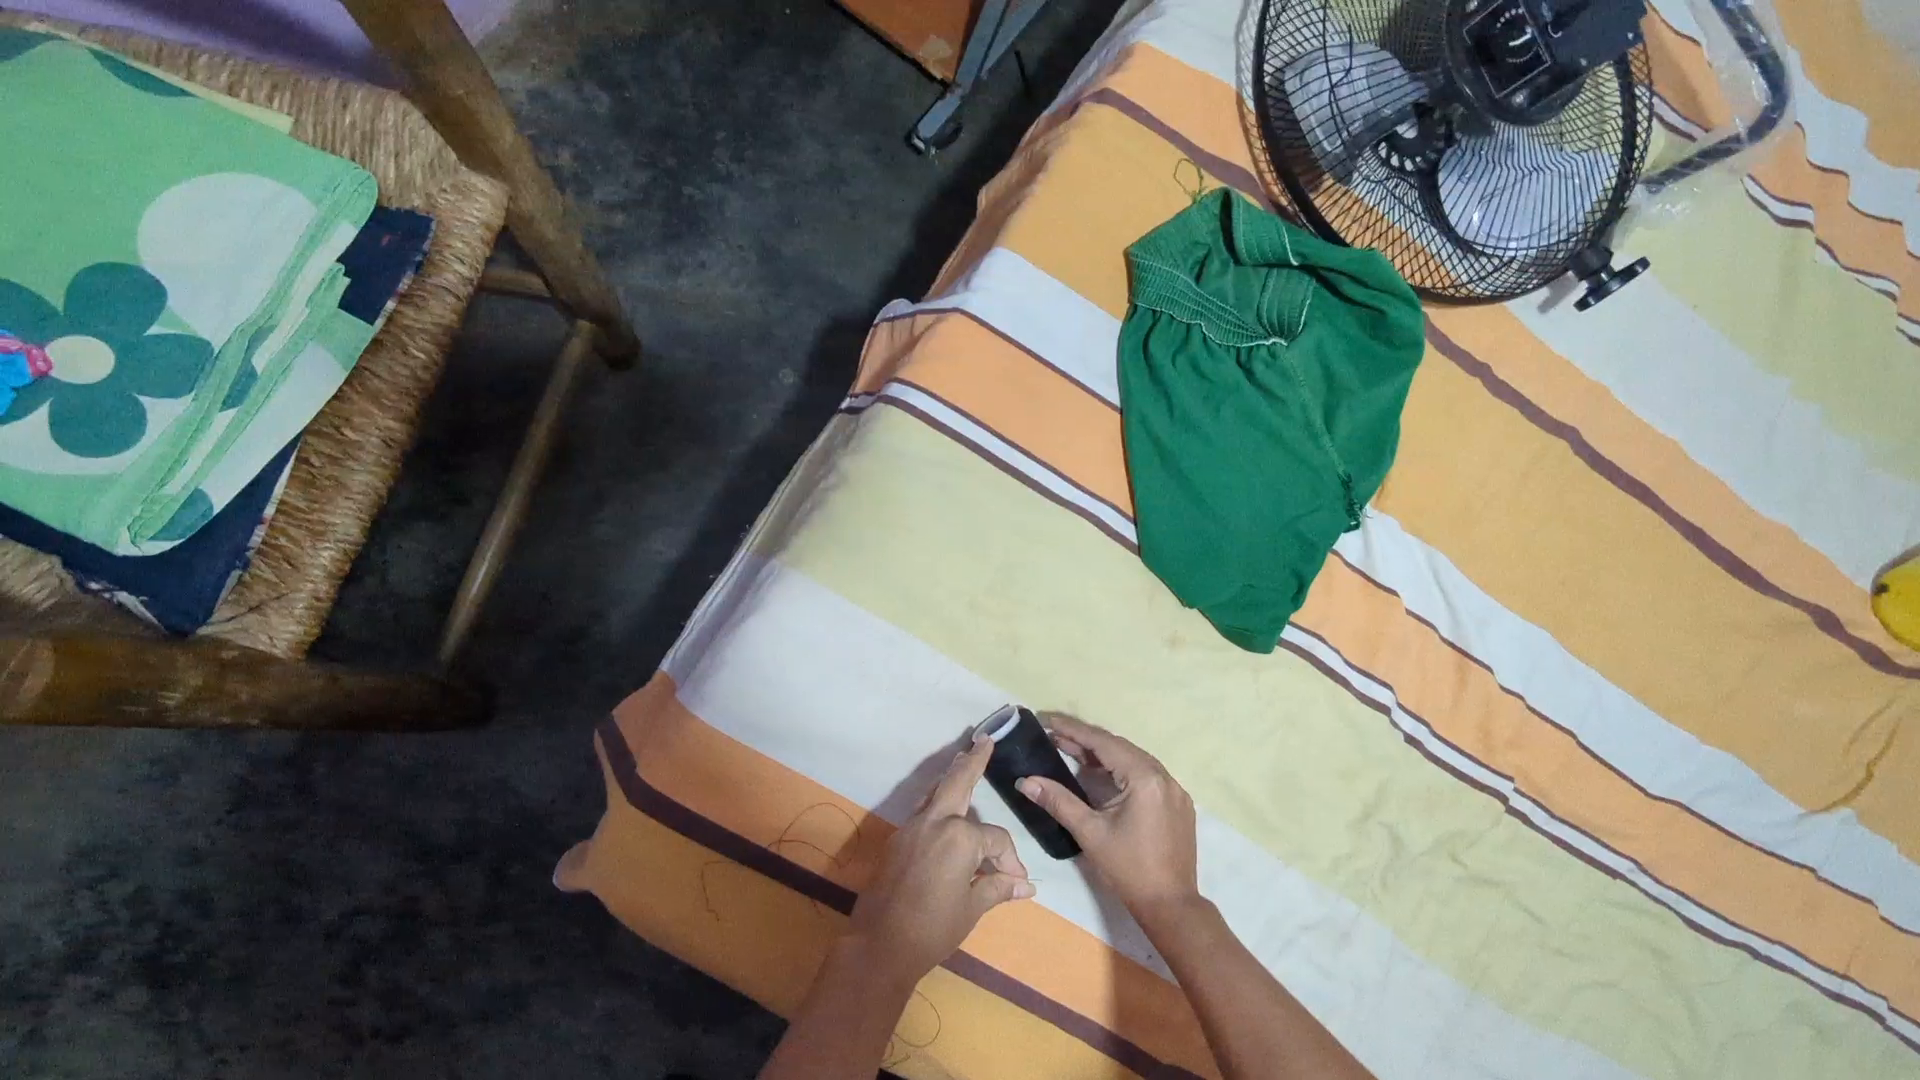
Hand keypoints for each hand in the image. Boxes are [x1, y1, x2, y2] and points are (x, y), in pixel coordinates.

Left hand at [847, 736, 1032, 982]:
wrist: (880, 945)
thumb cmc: (933, 929)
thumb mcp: (971, 908)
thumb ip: (997, 888)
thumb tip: (1025, 885)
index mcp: (959, 837)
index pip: (995, 839)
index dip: (1010, 860)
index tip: (1016, 881)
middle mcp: (935, 822)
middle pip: (958, 782)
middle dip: (973, 761)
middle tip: (985, 740)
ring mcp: (912, 828)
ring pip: (935, 792)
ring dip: (951, 777)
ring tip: (963, 759)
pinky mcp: (897, 839)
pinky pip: (922, 810)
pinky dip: (935, 800)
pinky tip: (942, 805)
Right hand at [1016, 714, 1199, 924]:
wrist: (1170, 906)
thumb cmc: (1128, 868)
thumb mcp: (1090, 833)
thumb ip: (1058, 801)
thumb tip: (1025, 781)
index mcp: (1145, 778)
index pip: (1103, 743)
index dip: (1073, 730)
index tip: (1047, 720)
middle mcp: (1164, 776)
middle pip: (1119, 748)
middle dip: (1085, 741)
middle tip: (1053, 736)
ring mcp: (1174, 790)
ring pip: (1133, 760)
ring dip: (1103, 755)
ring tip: (1071, 751)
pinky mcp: (1177, 804)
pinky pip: (1146, 775)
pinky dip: (1121, 770)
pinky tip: (1102, 776)